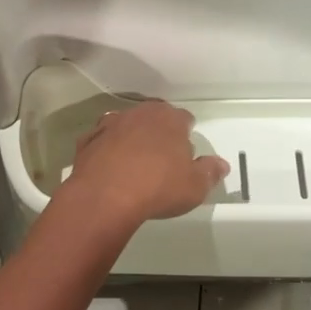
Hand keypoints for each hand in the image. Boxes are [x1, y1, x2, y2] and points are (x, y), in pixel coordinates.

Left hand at [61, 100, 229, 225]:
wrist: (104, 196)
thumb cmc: (158, 188)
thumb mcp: (195, 186)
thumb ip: (210, 172)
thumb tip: (222, 165)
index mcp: (170, 119)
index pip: (184, 118)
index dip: (186, 134)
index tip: (186, 152)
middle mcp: (140, 113)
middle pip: (154, 117)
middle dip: (159, 131)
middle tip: (162, 157)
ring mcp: (111, 124)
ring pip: (126, 125)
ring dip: (131, 137)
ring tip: (134, 162)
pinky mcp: (88, 140)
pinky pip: (102, 141)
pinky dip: (106, 150)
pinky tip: (109, 169)